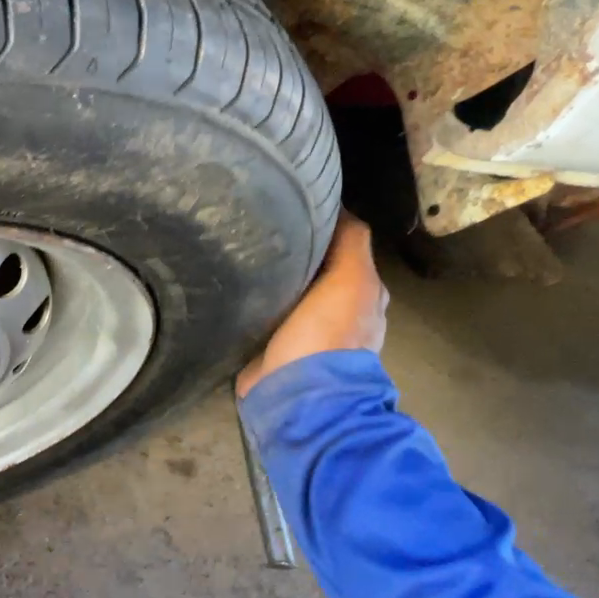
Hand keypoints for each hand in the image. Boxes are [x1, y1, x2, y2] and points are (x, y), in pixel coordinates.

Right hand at [236, 212, 388, 397]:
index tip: (286, 209)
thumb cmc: (327, 333)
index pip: (343, 249)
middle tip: (255, 232)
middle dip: (292, 253)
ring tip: (238, 258)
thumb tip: (338, 204)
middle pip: (314, 270)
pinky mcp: (273, 346)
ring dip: (270, 279)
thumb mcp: (351, 279)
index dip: (321, 228)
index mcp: (364, 294)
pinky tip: (234, 292)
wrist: (298, 393)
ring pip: (287, 292)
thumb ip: (350, 242)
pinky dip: (254, 303)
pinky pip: (263, 314)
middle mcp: (339, 310)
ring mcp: (305, 331)